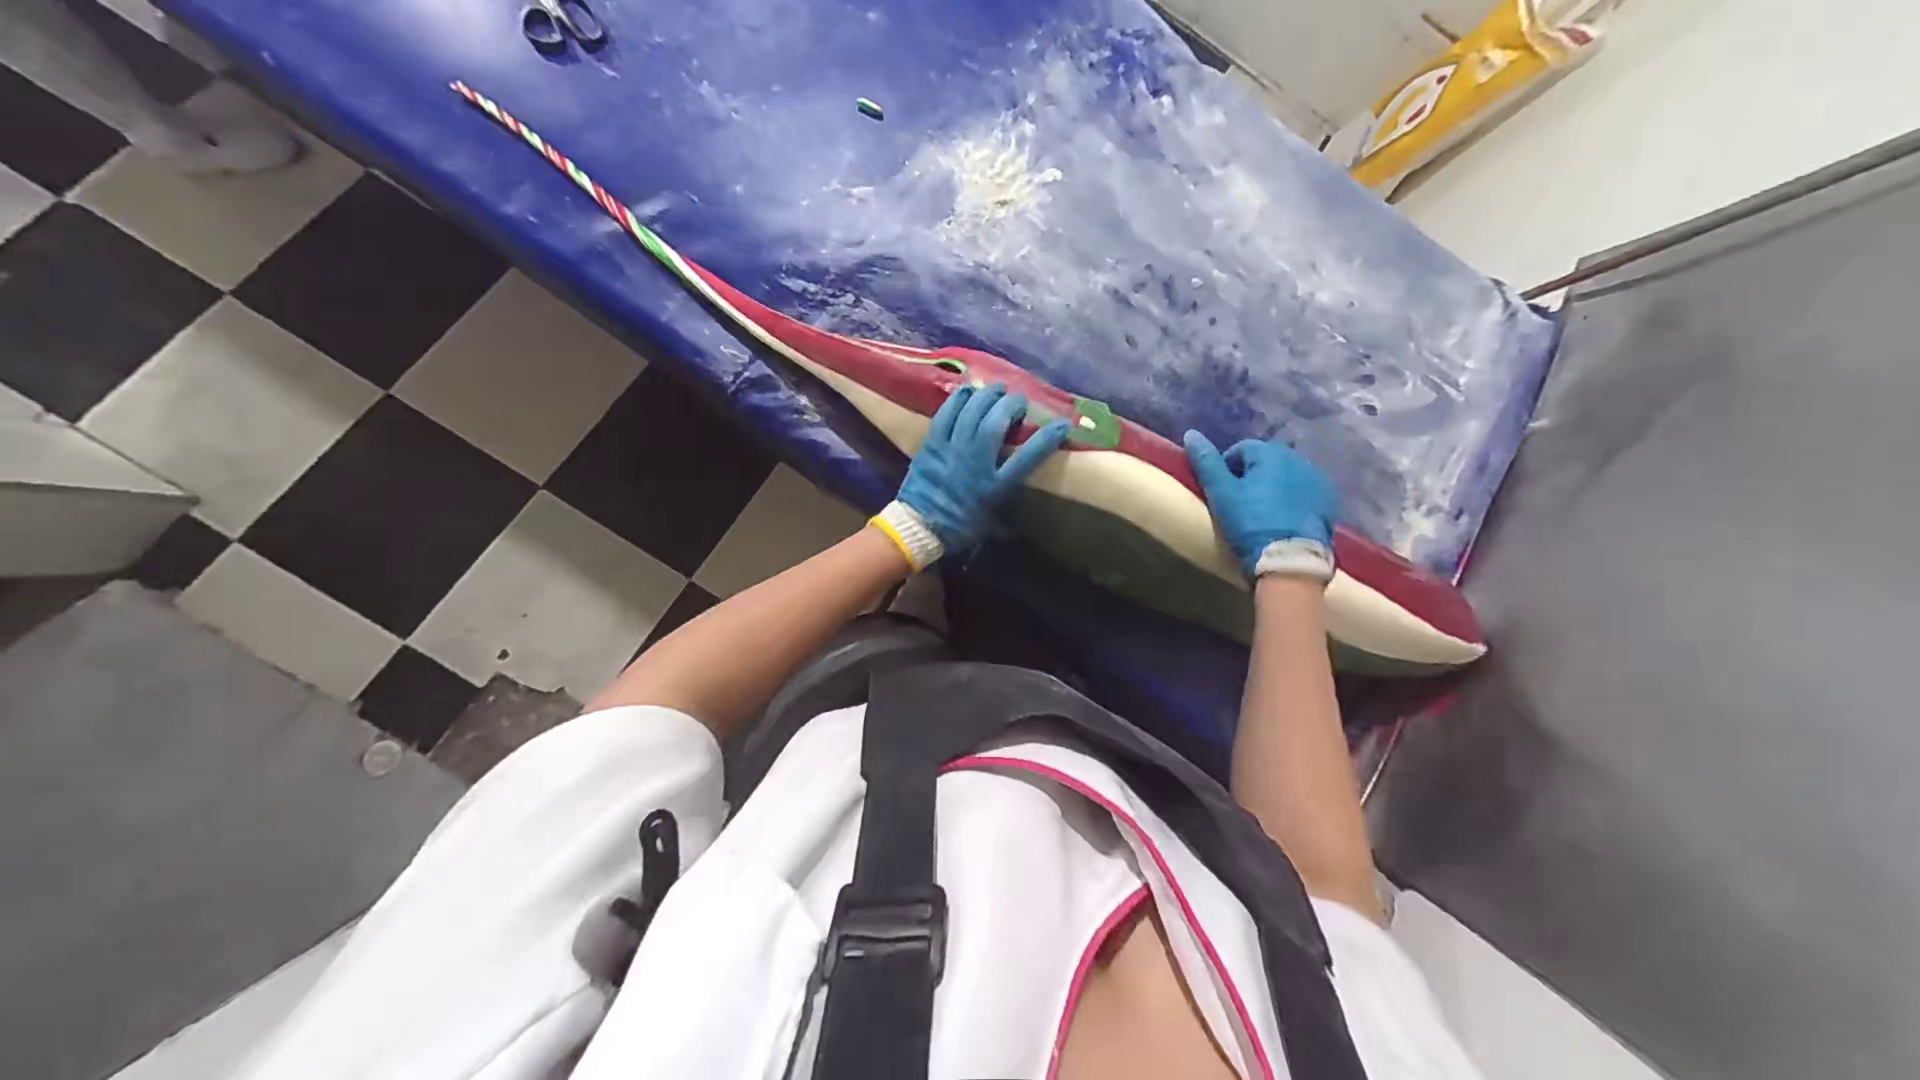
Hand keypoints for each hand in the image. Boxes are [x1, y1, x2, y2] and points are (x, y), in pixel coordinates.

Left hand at [875, 383, 1070, 568]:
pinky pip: (946, 413)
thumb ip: (1008, 507)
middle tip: (1018, 399)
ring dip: (987, 395)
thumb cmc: (958, 528)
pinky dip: (958, 398)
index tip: (1062, 424)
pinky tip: (968, 390)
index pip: (1027, 457)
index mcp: (994, 486)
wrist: (917, 529)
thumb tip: (1025, 507)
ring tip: (997, 388)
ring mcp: (952, 450)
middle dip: (1012, 405)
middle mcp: (975, 463)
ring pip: (972, 412)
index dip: (1047, 438)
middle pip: (997, 423)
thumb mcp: (990, 522)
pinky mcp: (932, 444)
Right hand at [1183, 431, 1336, 580]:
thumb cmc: (1249, 524)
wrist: (1289, 560)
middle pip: (1266, 462)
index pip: (1240, 450)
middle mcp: (1297, 459)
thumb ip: (1206, 462)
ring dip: (1273, 488)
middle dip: (1251, 477)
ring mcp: (1317, 480)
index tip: (1222, 494)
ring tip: (1262, 514)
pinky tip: (1283, 521)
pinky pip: (1305, 493)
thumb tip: (1191, 434)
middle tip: (1240, 504)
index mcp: (1269, 453)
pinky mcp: (1329, 502)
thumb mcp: (1221, 494)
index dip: (1226, 470)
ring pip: (1286, 476)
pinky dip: (1293, 501)